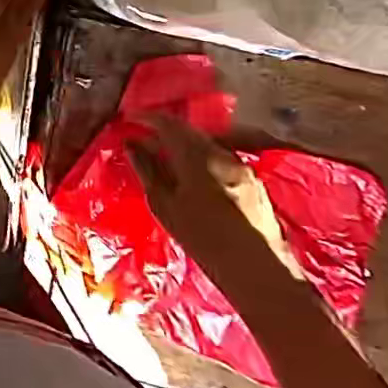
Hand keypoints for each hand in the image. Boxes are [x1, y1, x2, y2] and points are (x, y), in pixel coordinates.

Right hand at [125, 116, 302, 281]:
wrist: (258, 270)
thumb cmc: (203, 238)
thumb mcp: (163, 204)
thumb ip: (147, 169)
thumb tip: (131, 144)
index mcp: (197, 155)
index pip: (167, 123)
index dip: (145, 117)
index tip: (128, 119)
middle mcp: (222, 153)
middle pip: (188, 130)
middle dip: (163, 130)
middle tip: (142, 139)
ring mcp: (241, 165)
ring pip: (204, 143)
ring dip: (182, 145)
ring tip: (164, 158)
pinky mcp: (253, 180)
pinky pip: (219, 157)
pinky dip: (200, 158)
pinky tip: (191, 175)